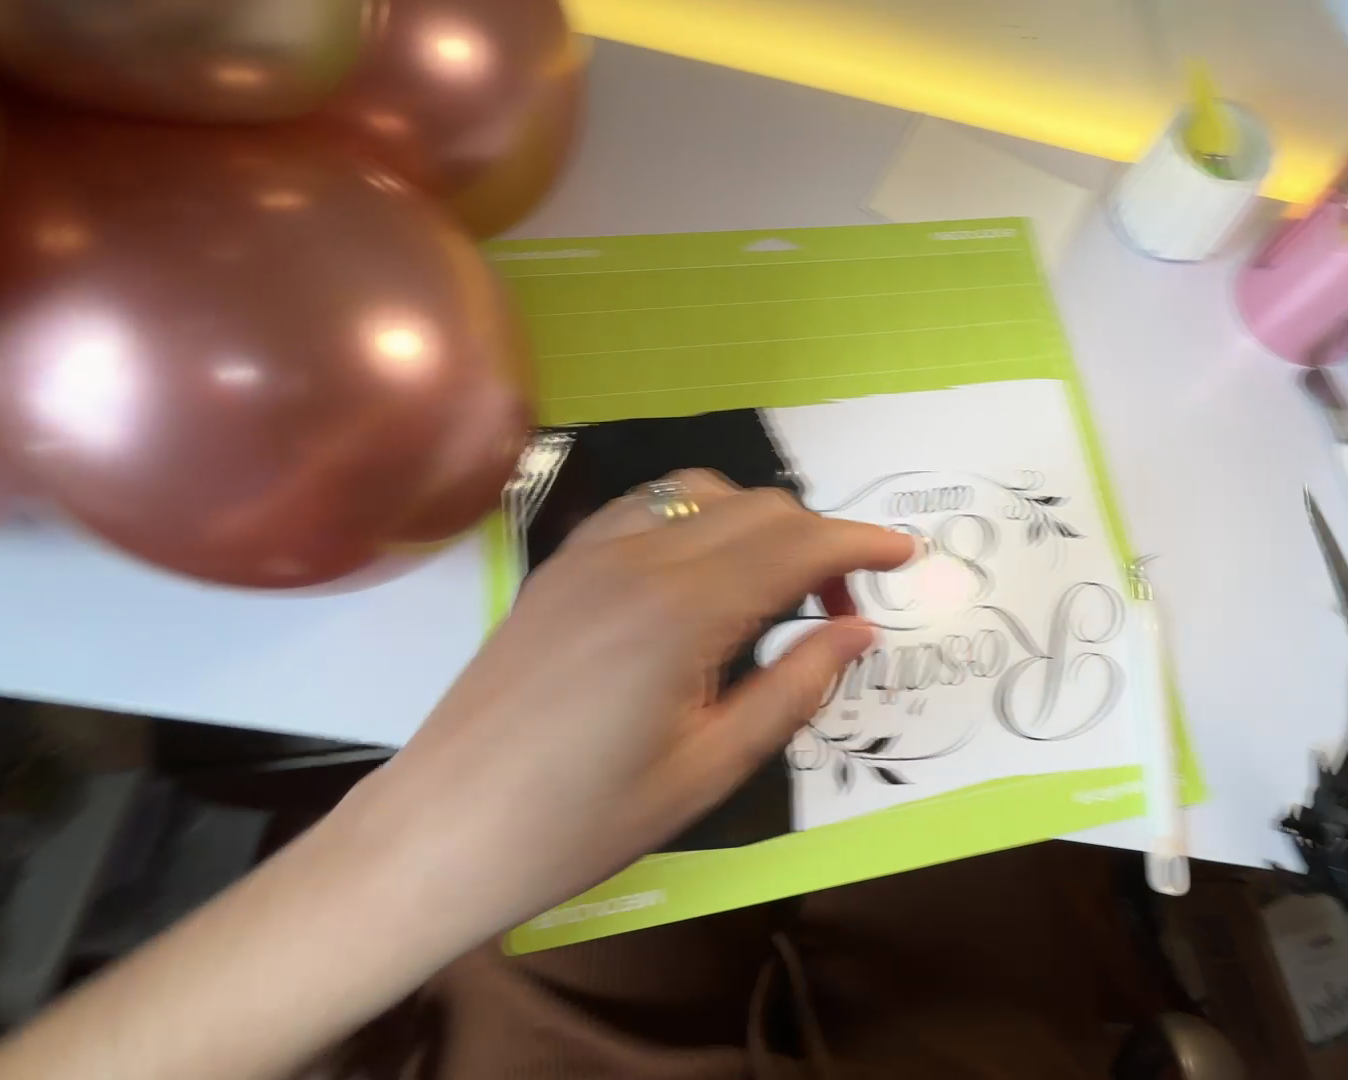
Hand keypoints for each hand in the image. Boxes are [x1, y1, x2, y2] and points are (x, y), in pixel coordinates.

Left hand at [338, 470, 915, 950]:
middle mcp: (639, 556)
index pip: (797, 545)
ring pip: (705, 494)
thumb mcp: (711, 768)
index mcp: (683, 609)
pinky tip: (703, 569)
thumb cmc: (585, 820)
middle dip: (820, 541)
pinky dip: (700, 518)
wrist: (442, 832)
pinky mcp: (561, 565)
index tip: (904, 554)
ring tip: (778, 583)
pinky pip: (648, 508)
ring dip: (761, 522)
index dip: (860, 544)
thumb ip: (794, 688)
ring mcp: (591, 552)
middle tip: (840, 606)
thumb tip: (858, 631)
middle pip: (760, 509)